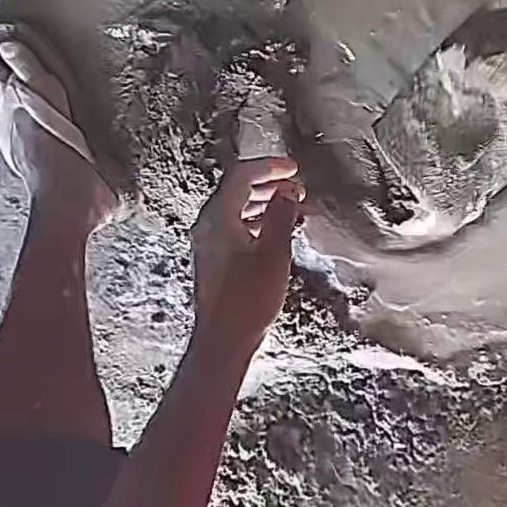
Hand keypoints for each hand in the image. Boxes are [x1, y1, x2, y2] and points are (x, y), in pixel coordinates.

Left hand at [191, 157, 304, 359]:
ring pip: (239, 209)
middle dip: (270, 184)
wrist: (224, 340)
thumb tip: (287, 192)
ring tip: (295, 209)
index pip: (241, 176)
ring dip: (267, 204)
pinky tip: (281, 232)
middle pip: (238, 190)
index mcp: (218, 217)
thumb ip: (281, 216)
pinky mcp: (216, 259)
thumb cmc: (247, 299)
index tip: (293, 168)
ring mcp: (210, 243)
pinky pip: (238, 227)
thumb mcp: (274, 253)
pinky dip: (260, 222)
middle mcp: (208, 225)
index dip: (269, 167)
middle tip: (298, 188)